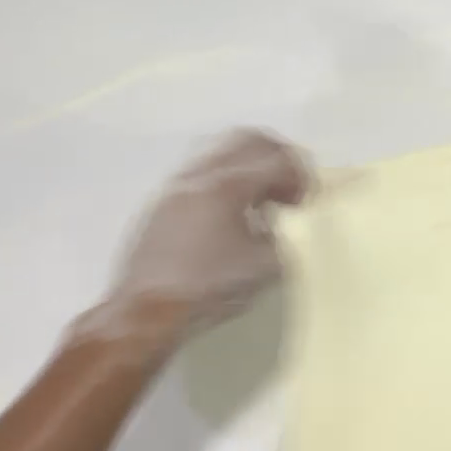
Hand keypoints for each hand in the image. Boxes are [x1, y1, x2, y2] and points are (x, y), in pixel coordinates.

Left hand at [85, 129, 308, 343]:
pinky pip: (203, 173)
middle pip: (247, 139)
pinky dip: (228, 181)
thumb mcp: (266, 266)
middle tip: (291, 187)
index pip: (278, 160)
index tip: (305, 205)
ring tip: (263, 200)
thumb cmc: (211, 288)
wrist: (144, 312)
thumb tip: (287, 223)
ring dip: (250, 168)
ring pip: (221, 152)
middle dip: (278, 157)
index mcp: (226, 187)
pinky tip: (233, 216)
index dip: (301, 178)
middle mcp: (198, 175)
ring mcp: (175, 186)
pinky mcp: (162, 203)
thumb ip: (285, 236)